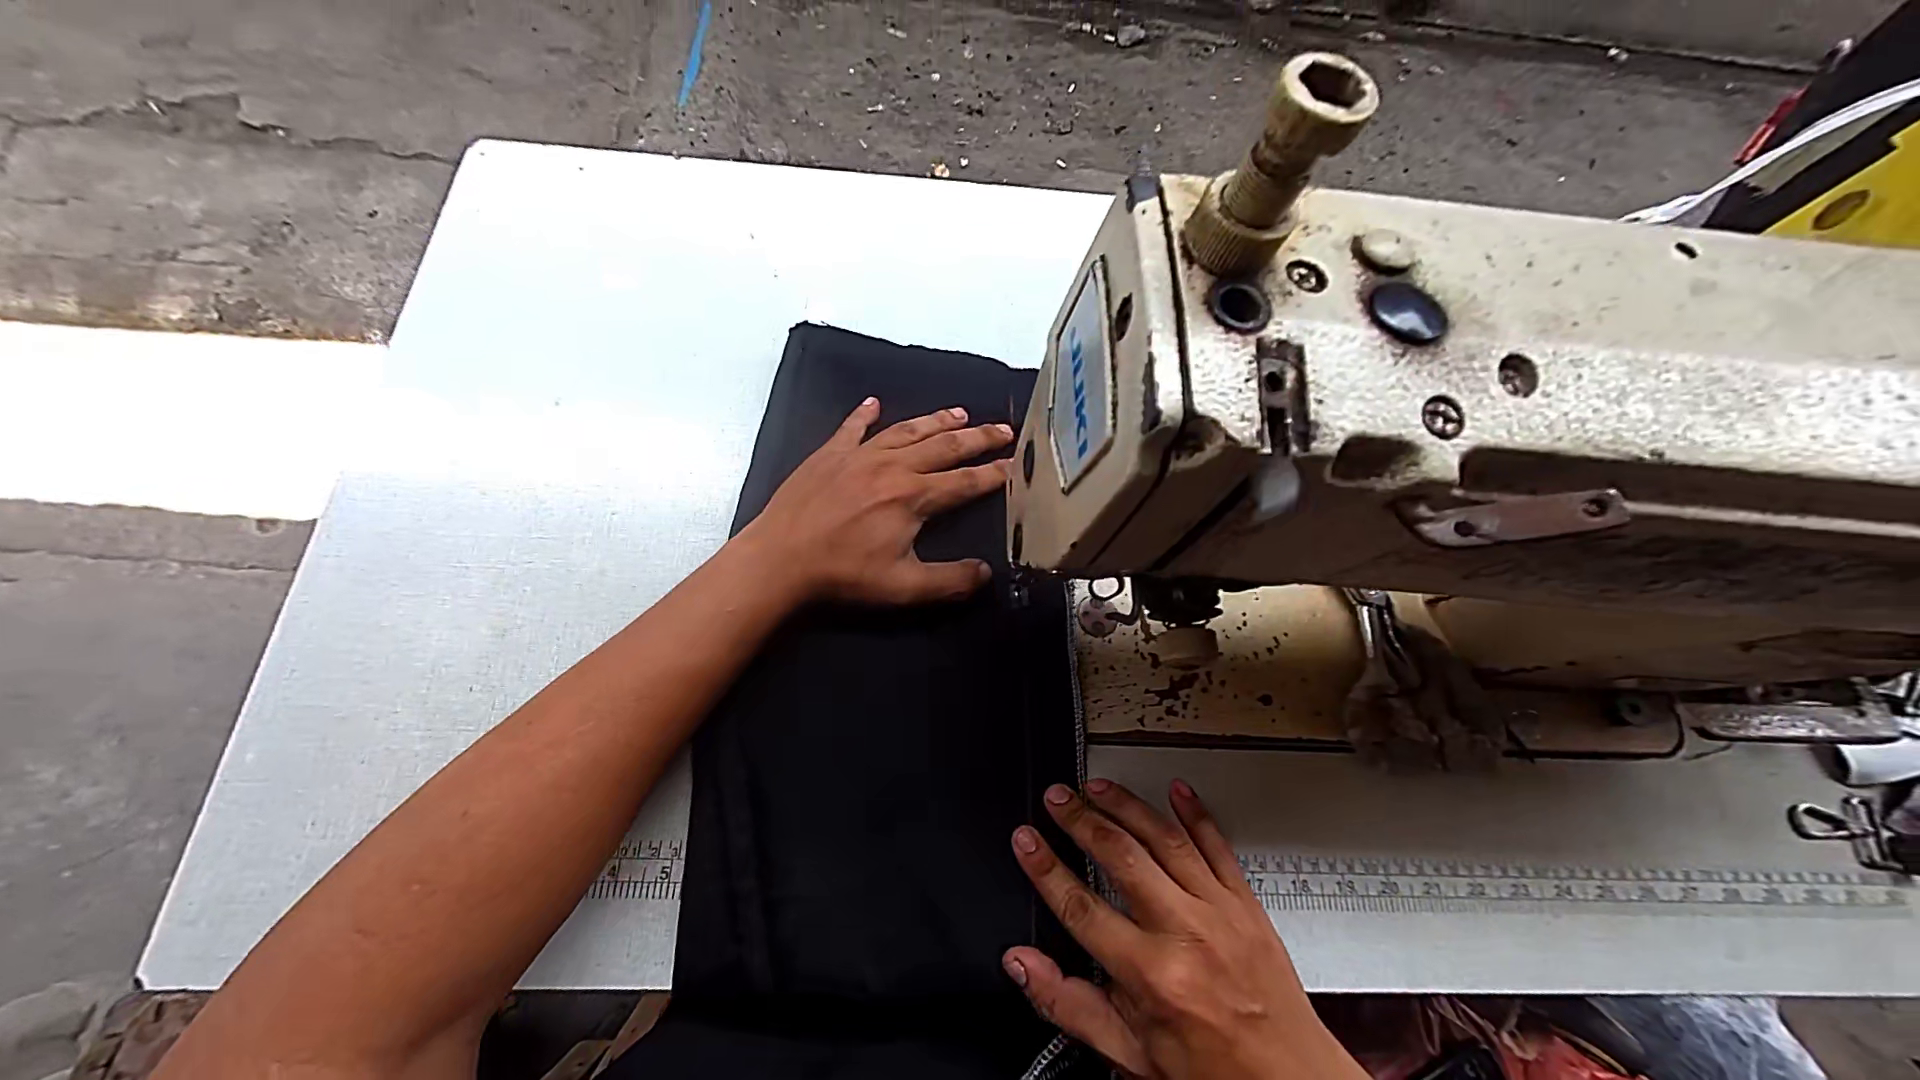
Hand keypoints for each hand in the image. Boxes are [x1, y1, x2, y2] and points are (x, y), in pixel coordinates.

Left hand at [736, 397, 1014, 605]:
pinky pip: (852, 428)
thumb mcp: (904, 587)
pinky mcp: (829, 455)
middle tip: (1003, 429)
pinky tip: (873, 403)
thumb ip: (951, 580)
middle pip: (944, 446)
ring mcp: (859, 456)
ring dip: (936, 421)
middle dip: (978, 438)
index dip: (994, 474)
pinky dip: (864, 415)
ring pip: (907, 431)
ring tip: (960, 412)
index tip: (1015, 465)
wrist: (780, 558)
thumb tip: (986, 573)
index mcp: (914, 497)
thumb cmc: (842, 573)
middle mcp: (892, 467)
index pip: (965, 482)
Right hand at [1004, 780, 1366, 1079]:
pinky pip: (1218, 846)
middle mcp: (1186, 934)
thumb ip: (1069, 1004)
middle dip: (1080, 819)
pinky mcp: (1247, 904)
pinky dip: (1195, 812)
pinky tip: (1176, 789)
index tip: (1026, 840)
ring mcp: (1219, 912)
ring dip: (1126, 805)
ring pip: (1164, 839)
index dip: (1045, 868)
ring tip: (1097, 786)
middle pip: (1121, 856)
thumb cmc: (1214, 1075)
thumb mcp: (1131, 1055)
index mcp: (1153, 976)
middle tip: (1057, 797)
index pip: (1081, 906)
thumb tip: (1023, 966)